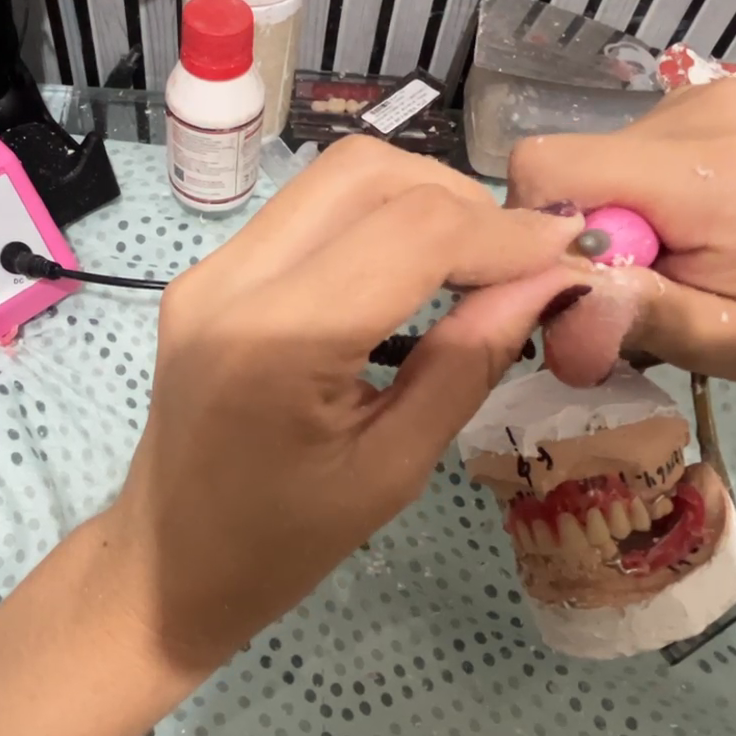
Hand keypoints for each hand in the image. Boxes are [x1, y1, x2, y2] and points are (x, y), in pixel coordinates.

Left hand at [99, 136, 589, 670]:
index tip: (568, 253)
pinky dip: (372, 219)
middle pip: (365, 174)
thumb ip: (468, 363)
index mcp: (278, 340)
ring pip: (333, 180)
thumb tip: (544, 282)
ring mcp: (209, 271)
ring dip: (417, 199)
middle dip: (460, 199)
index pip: (412, 231)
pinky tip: (408, 267)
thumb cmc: (280, 545)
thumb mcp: (392, 469)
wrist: (168, 561)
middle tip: (515, 258)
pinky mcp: (207, 276)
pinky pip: (304, 213)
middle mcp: (232, 281)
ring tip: (472, 260)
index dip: (502, 232)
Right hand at [506, 78, 735, 390]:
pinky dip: (619, 195)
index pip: (554, 165)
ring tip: (656, 253)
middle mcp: (705, 112)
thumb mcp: (714, 342)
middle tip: (629, 275)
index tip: (577, 275)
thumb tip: (543, 288)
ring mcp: (704, 96)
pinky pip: (611, 150)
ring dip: (598, 215)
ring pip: (583, 158)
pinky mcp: (699, 99)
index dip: (541, 225)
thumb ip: (629, 311)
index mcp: (714, 172)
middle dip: (574, 229)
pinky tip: (667, 224)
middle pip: (565, 163)